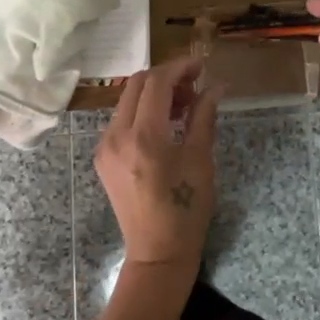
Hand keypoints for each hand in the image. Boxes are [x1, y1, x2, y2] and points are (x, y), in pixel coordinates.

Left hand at [95, 57, 223, 269]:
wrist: (157, 253)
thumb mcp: (200, 160)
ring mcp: (105, 146)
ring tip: (183, 105)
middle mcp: (116, 136)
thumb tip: (215, 85)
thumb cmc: (186, 209)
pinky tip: (165, 123)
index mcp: (143, 137)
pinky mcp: (103, 157)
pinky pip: (122, 119)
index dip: (180, 68)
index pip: (157, 82)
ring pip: (127, 100)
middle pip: (137, 84)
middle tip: (194, 85)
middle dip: (166, 77)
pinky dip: (143, 111)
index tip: (202, 66)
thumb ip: (203, 116)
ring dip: (154, 92)